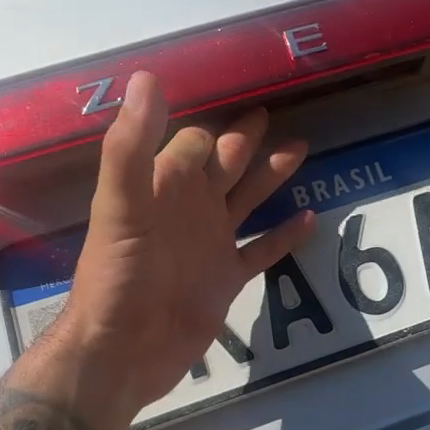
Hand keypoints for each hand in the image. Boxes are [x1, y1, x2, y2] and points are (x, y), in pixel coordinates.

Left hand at [16, 72, 314, 429]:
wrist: (125, 350)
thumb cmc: (119, 276)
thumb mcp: (122, 206)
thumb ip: (133, 147)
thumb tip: (147, 79)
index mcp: (164, 187)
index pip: (194, 142)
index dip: (214, 123)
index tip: (239, 95)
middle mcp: (190, 209)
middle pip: (225, 164)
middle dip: (246, 137)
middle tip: (271, 111)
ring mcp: (211, 244)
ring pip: (248, 199)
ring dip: (272, 174)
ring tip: (300, 147)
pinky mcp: (227, 278)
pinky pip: (262, 250)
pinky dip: (285, 235)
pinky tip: (310, 218)